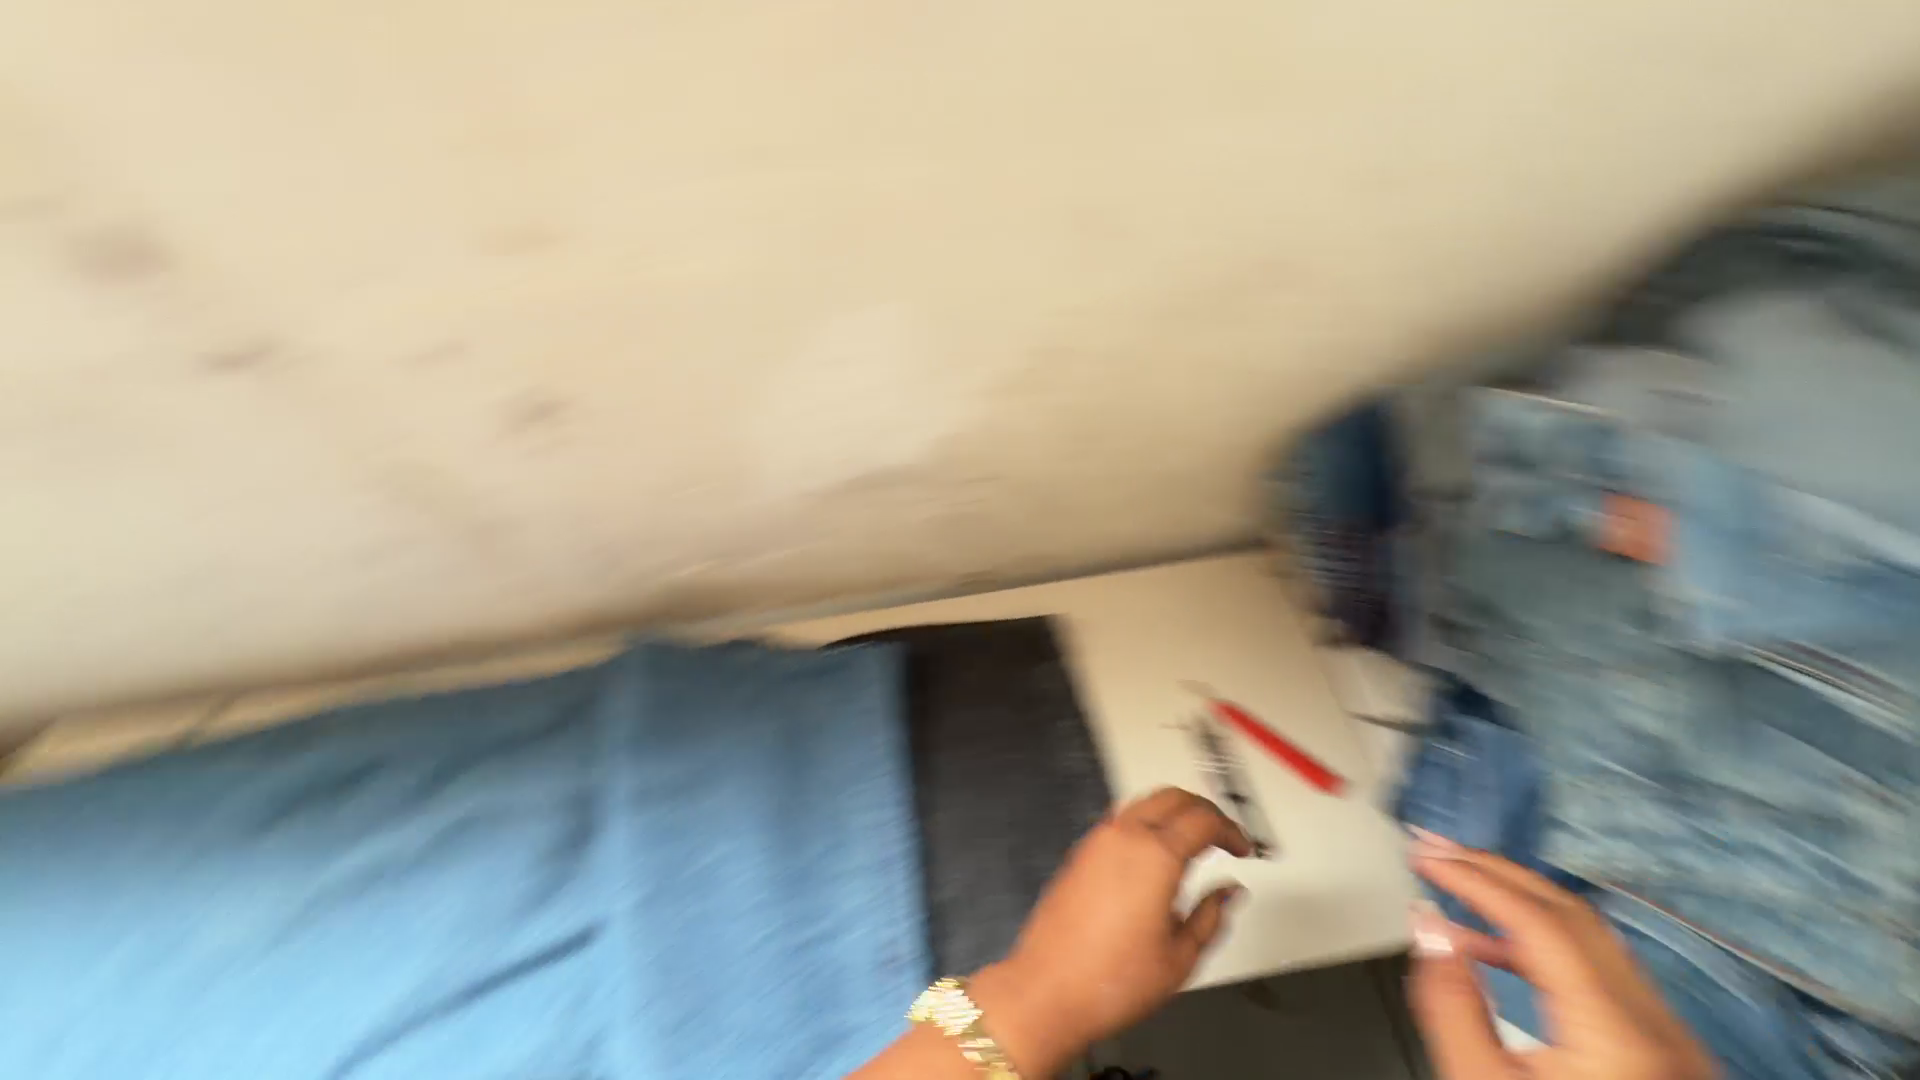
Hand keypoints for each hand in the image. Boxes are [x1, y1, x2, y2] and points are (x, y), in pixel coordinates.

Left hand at [969, 787, 1252, 1075]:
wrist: (1048, 989)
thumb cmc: (1107, 980)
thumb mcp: (1181, 957)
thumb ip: (1212, 915)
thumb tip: (1228, 893)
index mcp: (1155, 855)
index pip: (1204, 819)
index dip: (1232, 831)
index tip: (1242, 848)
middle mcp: (1123, 837)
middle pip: (1173, 796)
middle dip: (1205, 810)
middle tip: (1224, 834)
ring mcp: (1096, 841)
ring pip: (1144, 802)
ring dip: (1173, 811)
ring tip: (1193, 840)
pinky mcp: (1079, 852)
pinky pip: (1120, 820)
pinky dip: (1146, 823)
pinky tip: (1155, 853)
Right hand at [1407, 830, 1717, 1079]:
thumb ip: (1449, 1002)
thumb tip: (1426, 925)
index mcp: (1613, 1032)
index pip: (1538, 919)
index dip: (1474, 875)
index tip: (1423, 854)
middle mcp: (1655, 1026)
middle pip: (1573, 914)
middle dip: (1495, 871)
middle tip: (1435, 849)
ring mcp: (1669, 1040)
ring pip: (1591, 937)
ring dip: (1518, 901)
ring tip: (1454, 887)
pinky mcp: (1663, 1053)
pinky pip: (1600, 970)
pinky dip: (1541, 943)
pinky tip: (1492, 948)